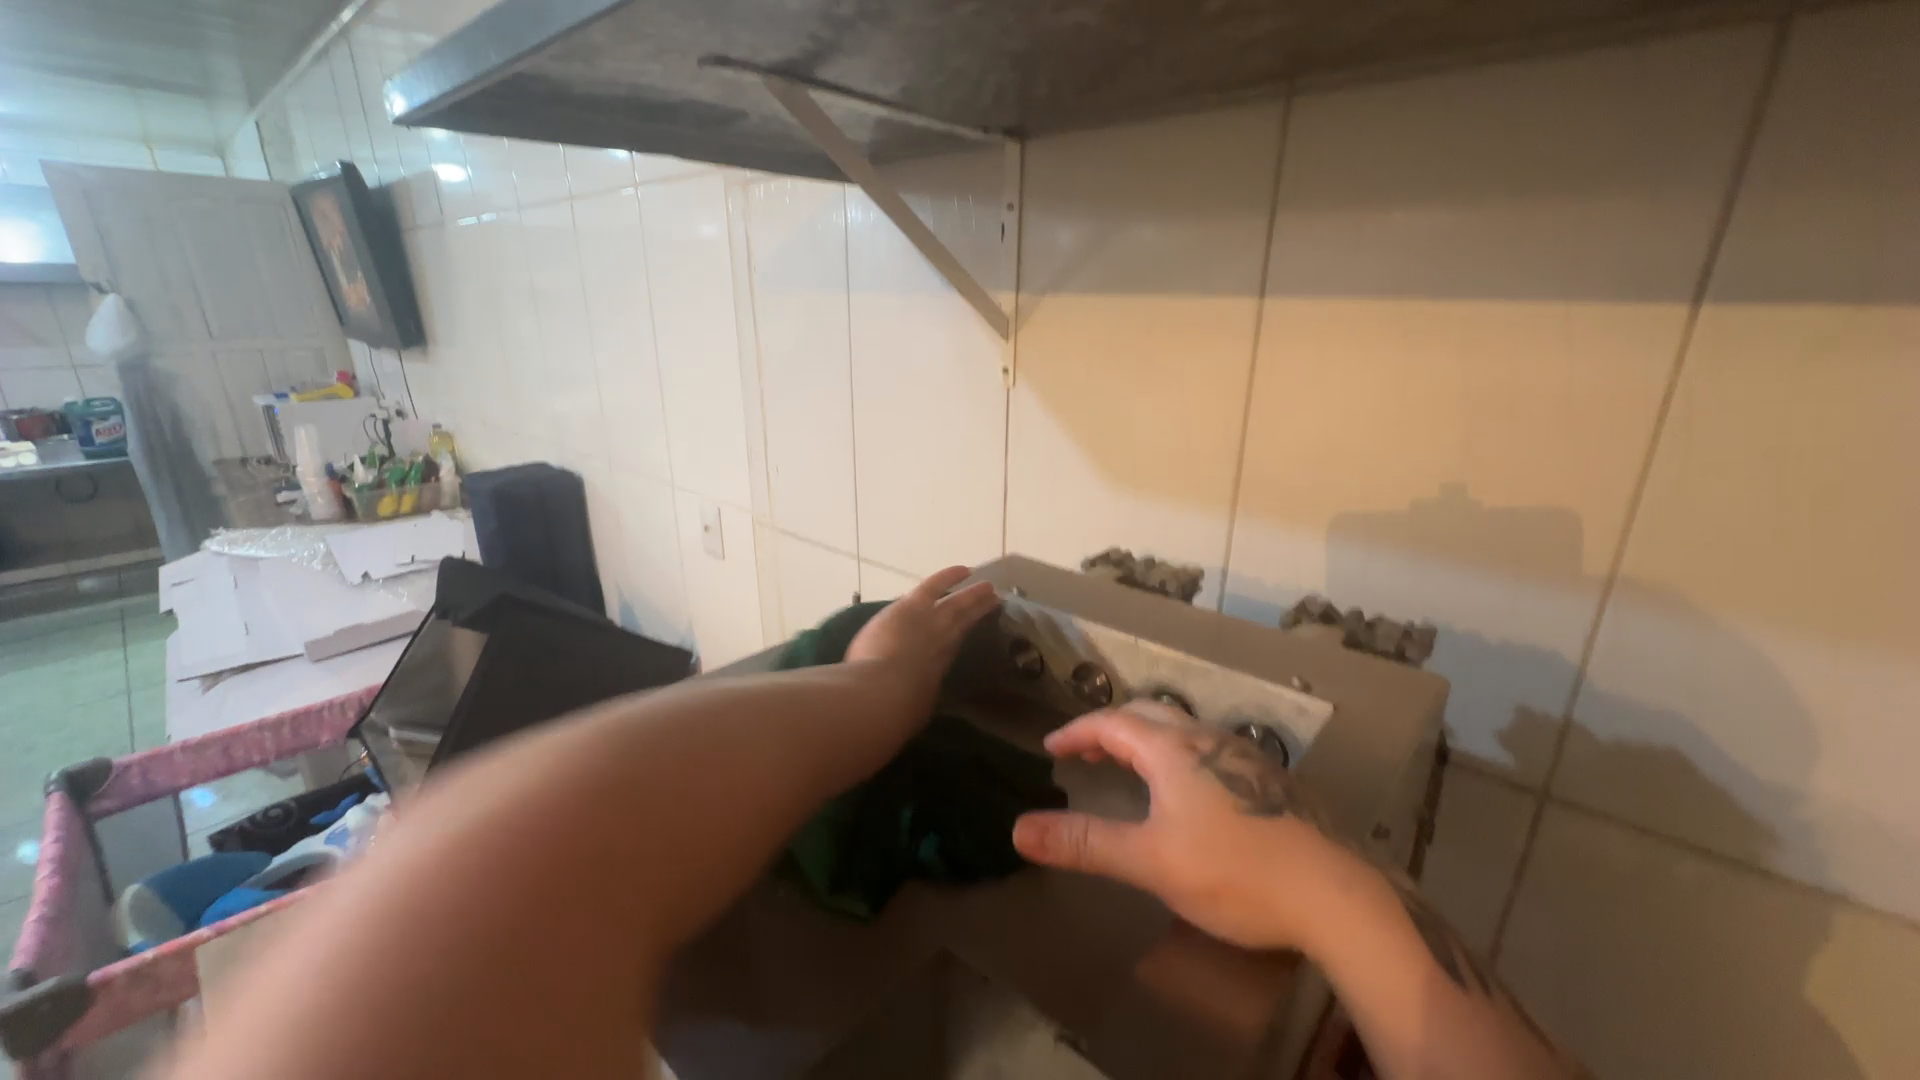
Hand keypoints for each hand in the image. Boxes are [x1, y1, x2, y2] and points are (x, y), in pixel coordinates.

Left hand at [845, 565, 999, 708]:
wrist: (882, 693)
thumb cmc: (896, 710)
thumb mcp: (913, 708)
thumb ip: (917, 698)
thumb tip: (919, 699)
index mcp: (936, 670)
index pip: (952, 648)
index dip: (962, 636)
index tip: (974, 629)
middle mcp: (939, 644)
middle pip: (961, 624)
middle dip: (976, 612)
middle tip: (995, 601)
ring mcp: (929, 623)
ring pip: (955, 605)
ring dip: (971, 596)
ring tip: (987, 587)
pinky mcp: (913, 606)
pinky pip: (935, 586)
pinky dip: (949, 577)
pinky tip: (963, 570)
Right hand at [1011, 703, 1373, 952]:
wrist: (1332, 896)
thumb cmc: (1233, 873)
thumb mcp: (1150, 861)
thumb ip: (1084, 843)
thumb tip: (1018, 829)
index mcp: (1174, 749)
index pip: (1112, 723)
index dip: (1077, 731)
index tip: (1051, 748)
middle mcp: (1207, 740)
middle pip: (1148, 715)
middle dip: (1109, 728)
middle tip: (1084, 753)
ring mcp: (1242, 758)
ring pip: (1181, 730)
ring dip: (1144, 739)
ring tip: (1126, 766)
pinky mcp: (1266, 781)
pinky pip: (1205, 749)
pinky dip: (1174, 754)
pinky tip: (1182, 791)